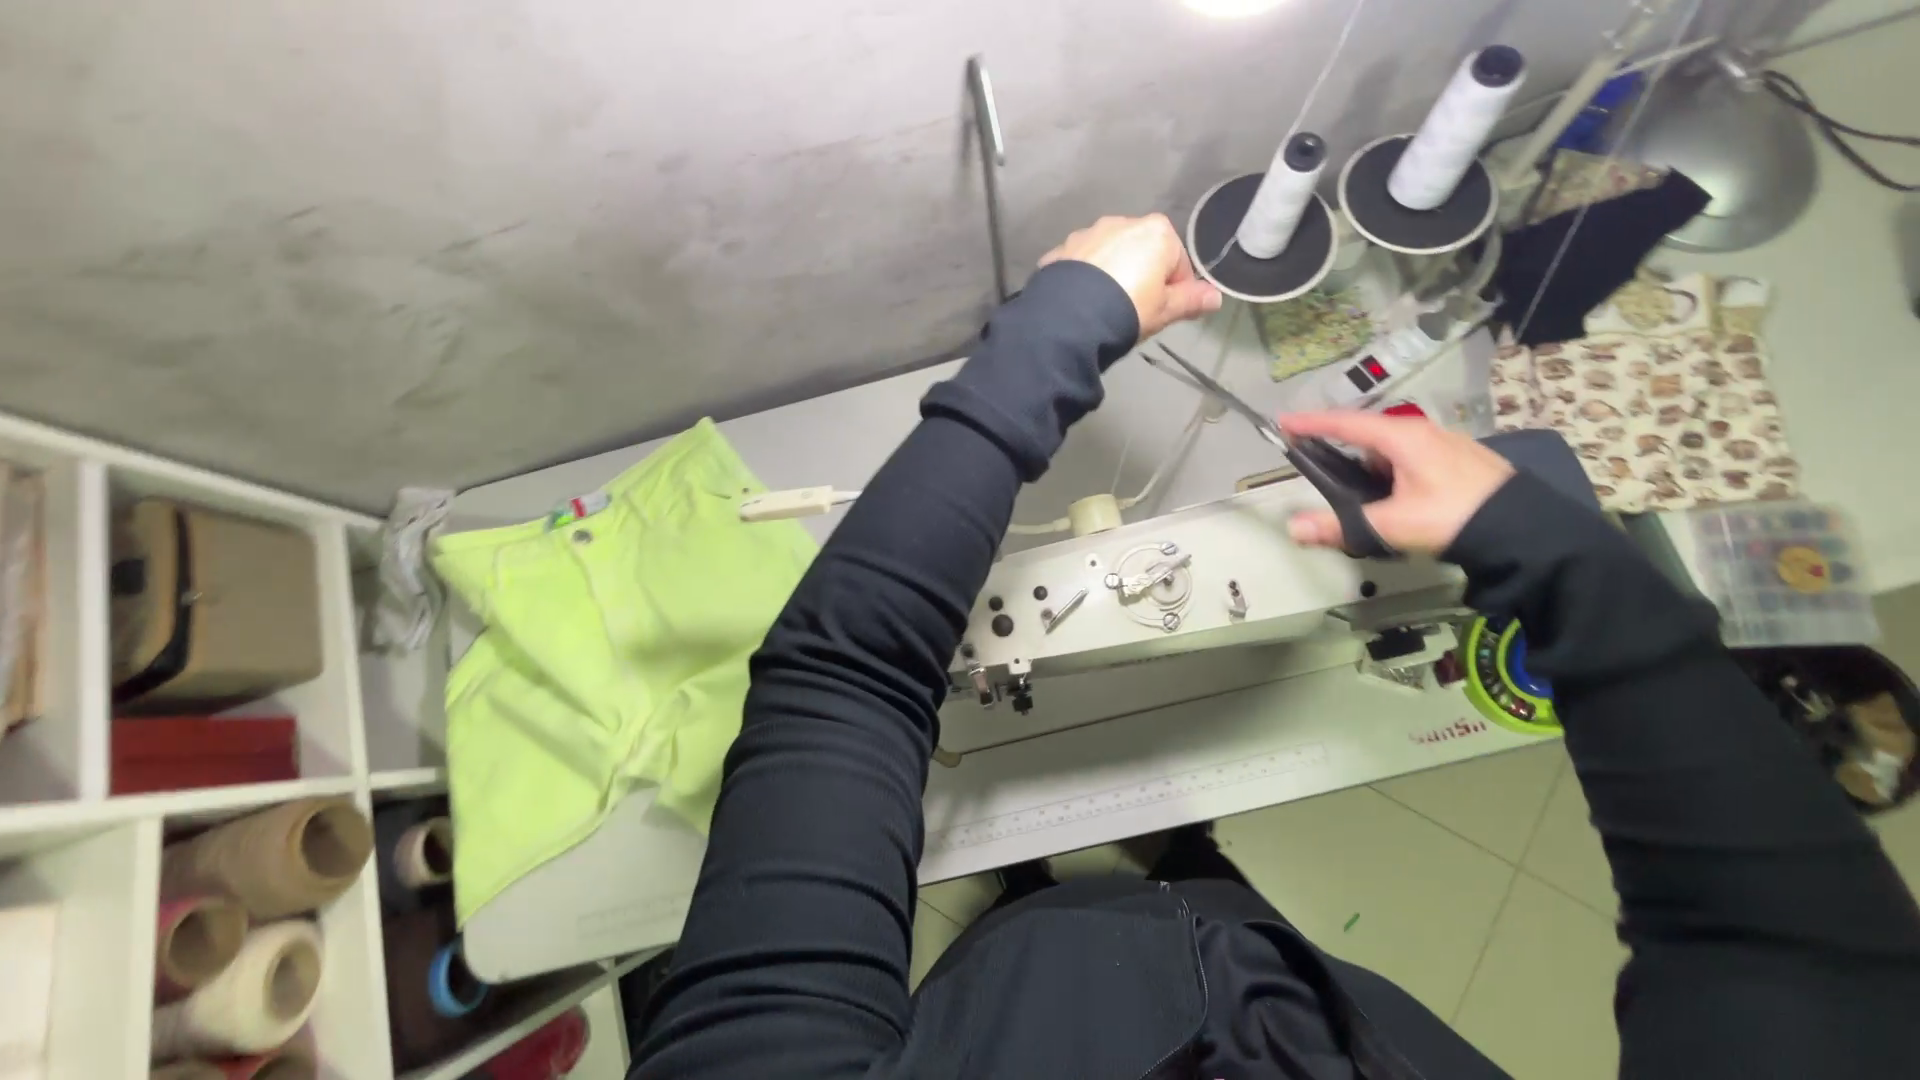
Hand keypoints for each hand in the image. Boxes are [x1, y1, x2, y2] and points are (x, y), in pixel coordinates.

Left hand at [1039, 214, 1222, 339]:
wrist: (1071, 318)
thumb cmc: (1129, 309)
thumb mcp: (1165, 310)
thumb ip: (1191, 300)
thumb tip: (1216, 296)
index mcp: (1155, 231)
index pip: (1177, 262)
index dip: (1175, 289)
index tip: (1164, 310)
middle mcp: (1121, 223)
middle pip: (1142, 253)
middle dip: (1141, 277)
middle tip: (1134, 310)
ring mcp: (1087, 234)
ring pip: (1109, 256)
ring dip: (1112, 275)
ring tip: (1106, 307)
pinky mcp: (1061, 250)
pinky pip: (1081, 264)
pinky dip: (1084, 278)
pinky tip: (1081, 302)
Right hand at [1280, 412, 1514, 555]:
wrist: (1525, 531)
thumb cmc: (1452, 517)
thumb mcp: (1391, 525)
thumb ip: (1340, 527)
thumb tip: (1294, 528)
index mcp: (1402, 438)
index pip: (1345, 423)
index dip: (1312, 423)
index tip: (1284, 421)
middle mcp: (1423, 433)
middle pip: (1368, 434)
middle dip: (1340, 447)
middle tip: (1318, 462)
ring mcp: (1445, 445)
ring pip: (1392, 449)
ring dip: (1370, 466)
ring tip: (1361, 494)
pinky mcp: (1460, 462)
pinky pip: (1412, 459)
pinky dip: (1392, 472)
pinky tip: (1396, 497)